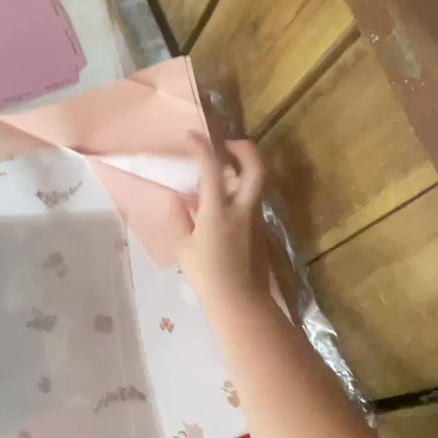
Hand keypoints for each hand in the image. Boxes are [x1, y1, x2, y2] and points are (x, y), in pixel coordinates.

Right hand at [173, 133, 269, 315]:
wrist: (239, 301)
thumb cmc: (206, 275)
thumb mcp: (183, 247)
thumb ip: (178, 218)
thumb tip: (177, 198)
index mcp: (218, 211)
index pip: (212, 167)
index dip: (202, 146)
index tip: (191, 136)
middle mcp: (242, 208)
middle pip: (255, 167)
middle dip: (244, 148)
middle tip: (227, 143)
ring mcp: (255, 218)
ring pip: (255, 183)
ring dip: (241, 169)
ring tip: (219, 173)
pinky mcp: (259, 230)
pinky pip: (250, 200)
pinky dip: (238, 191)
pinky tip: (220, 203)